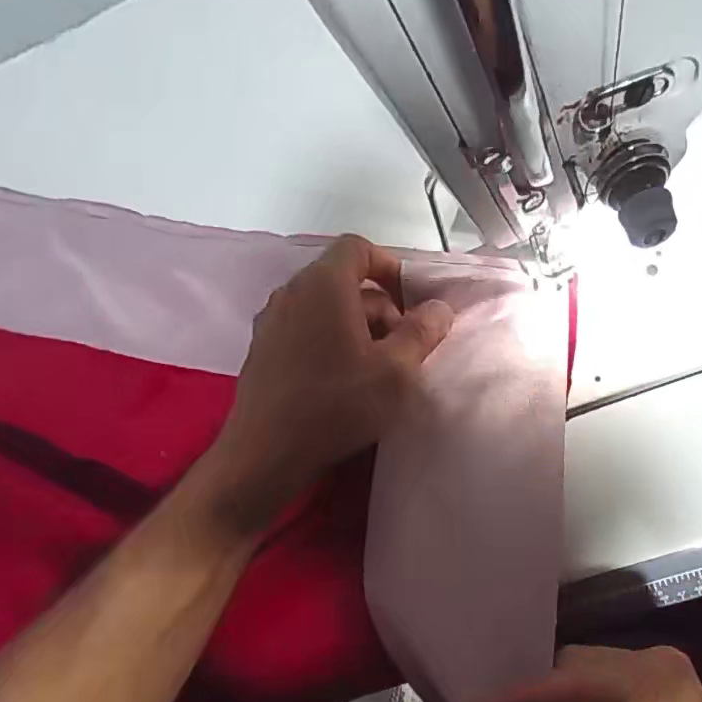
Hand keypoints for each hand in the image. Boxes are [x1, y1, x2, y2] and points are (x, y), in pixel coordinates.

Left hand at [206, 235, 453, 528]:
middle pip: (344, 281)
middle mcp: (292, 292)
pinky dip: (331, 342)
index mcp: (324, 285)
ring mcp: (272, 322)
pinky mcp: (264, 350)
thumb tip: (438, 309)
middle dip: (380, 307)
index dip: (390, 267)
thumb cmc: (337, 404)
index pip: (358, 248)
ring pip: (325, 308)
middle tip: (402, 347)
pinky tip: (344, 382)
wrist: (267, 453)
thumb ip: (422, 333)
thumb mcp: (396, 371)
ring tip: (376, 370)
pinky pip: (306, 330)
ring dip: (358, 328)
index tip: (411, 304)